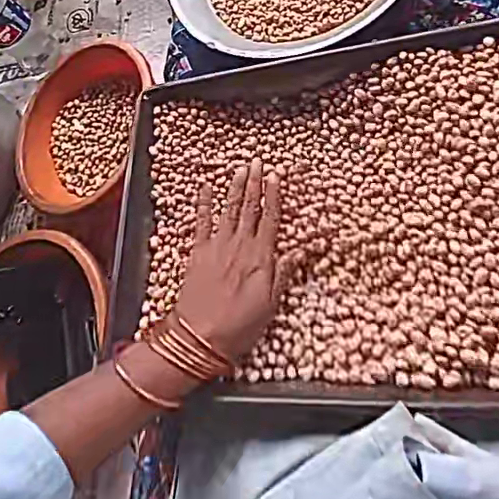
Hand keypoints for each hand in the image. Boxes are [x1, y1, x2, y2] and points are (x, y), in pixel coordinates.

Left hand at [173, 157, 282, 359]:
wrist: (200, 337)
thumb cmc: (239, 326)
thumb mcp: (271, 304)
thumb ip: (283, 273)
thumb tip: (301, 250)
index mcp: (261, 258)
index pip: (271, 219)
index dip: (274, 195)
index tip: (276, 175)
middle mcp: (240, 246)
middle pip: (250, 208)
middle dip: (255, 183)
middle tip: (258, 161)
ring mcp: (217, 246)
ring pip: (229, 209)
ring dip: (235, 187)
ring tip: (240, 168)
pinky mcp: (198, 251)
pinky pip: (201, 221)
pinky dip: (204, 202)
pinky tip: (206, 186)